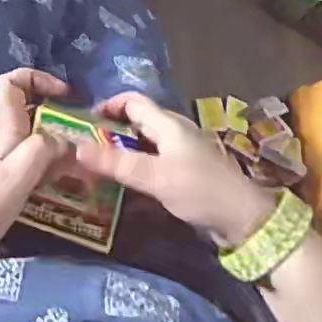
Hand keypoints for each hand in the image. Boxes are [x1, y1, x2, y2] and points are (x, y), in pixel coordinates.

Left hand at [0, 68, 73, 252]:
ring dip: (61, 140)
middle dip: (60, 113)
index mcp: (5, 124)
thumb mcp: (17, 174)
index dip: (37, 78)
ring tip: (84, 157)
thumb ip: (44, 150)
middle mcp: (6, 132)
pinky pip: (38, 155)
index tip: (63, 94)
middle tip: (85, 130)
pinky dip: (55, 160)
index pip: (12, 81)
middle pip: (33, 106)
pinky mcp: (9, 172)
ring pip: (39, 132)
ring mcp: (7, 152)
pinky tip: (69, 177)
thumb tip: (67, 140)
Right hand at [75, 91, 276, 246]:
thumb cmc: (200, 190)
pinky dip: (136, 164)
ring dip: (123, 149)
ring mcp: (181, 151)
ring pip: (144, 141)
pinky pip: (153, 159)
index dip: (108, 105)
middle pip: (137, 120)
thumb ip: (117, 164)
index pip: (132, 101)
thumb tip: (77, 148)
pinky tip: (126, 181)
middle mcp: (174, 131)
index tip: (86, 123)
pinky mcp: (185, 170)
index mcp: (168, 124)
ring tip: (100, 165)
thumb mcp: (155, 177)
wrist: (244, 220)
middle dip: (111, 129)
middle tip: (87, 147)